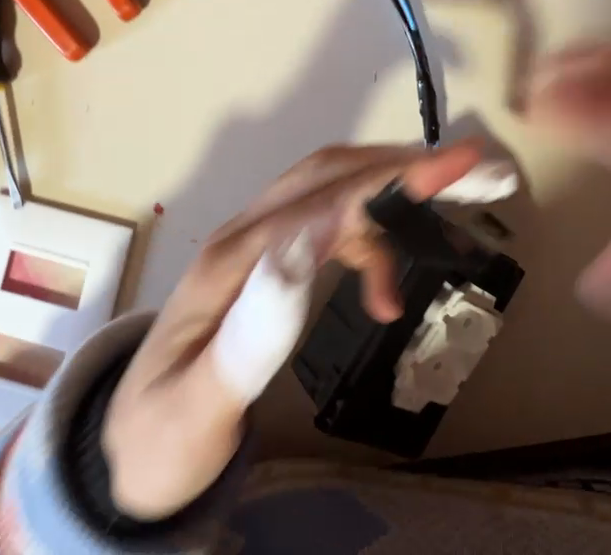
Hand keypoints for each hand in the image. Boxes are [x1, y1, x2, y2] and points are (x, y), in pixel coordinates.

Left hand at [102, 142, 482, 519]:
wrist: (129, 444)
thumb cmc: (163, 435)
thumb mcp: (199, 405)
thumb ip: (249, 337)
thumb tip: (302, 252)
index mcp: (231, 262)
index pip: (323, 201)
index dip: (391, 179)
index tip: (458, 166)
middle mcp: (243, 237)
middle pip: (331, 175)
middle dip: (407, 166)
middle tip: (481, 171)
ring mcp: (254, 246)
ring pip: (333, 193)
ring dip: (394, 195)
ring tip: (457, 217)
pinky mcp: (265, 262)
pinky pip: (328, 229)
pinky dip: (370, 243)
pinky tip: (387, 294)